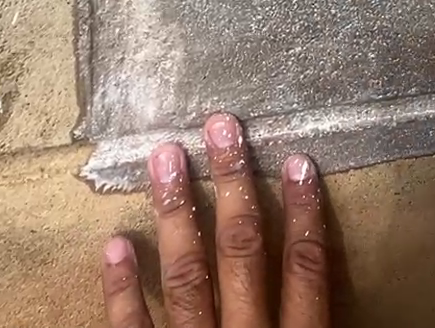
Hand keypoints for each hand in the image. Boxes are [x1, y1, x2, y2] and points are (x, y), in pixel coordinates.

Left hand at [102, 113, 329, 327]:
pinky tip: (115, 244)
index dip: (304, 213)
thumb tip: (318, 272)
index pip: (304, 269)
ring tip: (166, 156)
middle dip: (232, 184)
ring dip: (176, 212)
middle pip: (241, 251)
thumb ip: (310, 319)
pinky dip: (122, 288)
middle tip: (220, 126)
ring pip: (187, 275)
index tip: (299, 160)